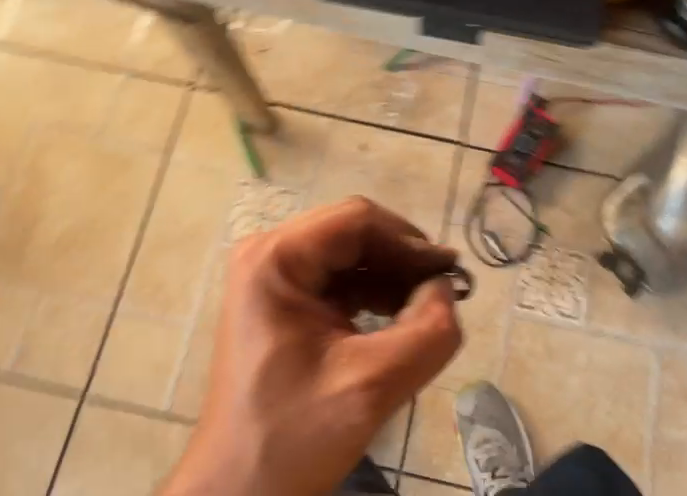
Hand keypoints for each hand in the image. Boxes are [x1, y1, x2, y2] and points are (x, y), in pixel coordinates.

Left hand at [160, 197, 462, 495]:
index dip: (409, 241)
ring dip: (391, 278)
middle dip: (401, 261)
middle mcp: (269, 254)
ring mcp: (273, 279)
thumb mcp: (369, 386)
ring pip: (350, 256)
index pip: (357, 219)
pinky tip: (399, 321)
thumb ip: (426, 333)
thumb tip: (448, 291)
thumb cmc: (291, 437)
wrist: (238, 493)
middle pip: (353, 234)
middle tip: (443, 293)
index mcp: (275, 258)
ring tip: (426, 311)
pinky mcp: (282, 304)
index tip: (448, 276)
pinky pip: (338, 281)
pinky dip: (373, 296)